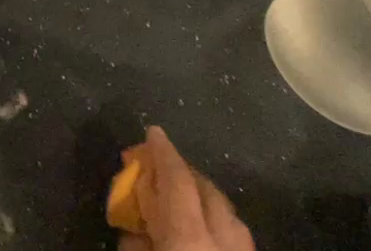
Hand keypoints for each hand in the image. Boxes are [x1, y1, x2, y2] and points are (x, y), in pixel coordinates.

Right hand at [118, 127, 254, 250]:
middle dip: (184, 172)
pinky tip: (206, 231)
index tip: (152, 131)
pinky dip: (220, 224)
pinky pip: (238, 236)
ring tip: (183, 198)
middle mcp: (223, 240)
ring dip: (205, 198)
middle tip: (159, 167)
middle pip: (208, 191)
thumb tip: (132, 227)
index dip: (163, 153)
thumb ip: (135, 241)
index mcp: (189, 237)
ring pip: (230, 213)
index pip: (177, 181)